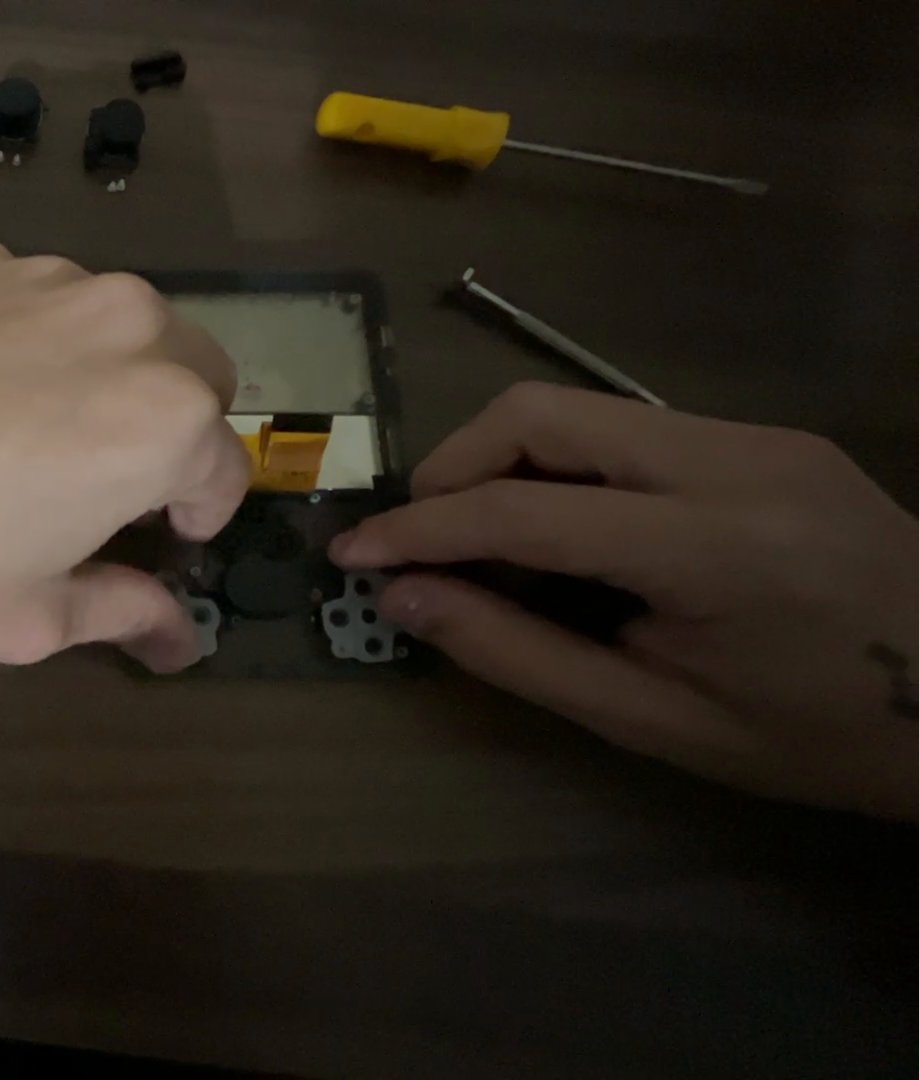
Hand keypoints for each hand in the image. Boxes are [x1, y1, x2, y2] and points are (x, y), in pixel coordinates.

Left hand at [0, 242, 246, 805]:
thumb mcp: (29, 616)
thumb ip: (124, 613)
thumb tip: (181, 641)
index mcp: (161, 417)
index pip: (224, 467)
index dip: (199, 511)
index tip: (167, 532)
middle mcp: (123, 323)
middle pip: (194, 377)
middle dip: (170, 432)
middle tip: (104, 483)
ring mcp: (42, 276)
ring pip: (118, 327)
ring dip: (103, 378)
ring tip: (23, 435)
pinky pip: (37, 299)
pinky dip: (30, 341)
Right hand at [331, 383, 918, 821]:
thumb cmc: (821, 735)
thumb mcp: (648, 718)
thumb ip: (511, 652)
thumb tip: (400, 599)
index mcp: (716, 547)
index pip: (520, 509)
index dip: (414, 530)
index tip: (349, 553)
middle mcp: (732, 460)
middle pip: (533, 414)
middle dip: (448, 472)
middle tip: (426, 543)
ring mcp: (748, 436)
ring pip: (563, 408)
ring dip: (491, 465)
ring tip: (481, 541)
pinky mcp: (751, 436)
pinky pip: (607, 429)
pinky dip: (544, 469)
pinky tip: (555, 532)